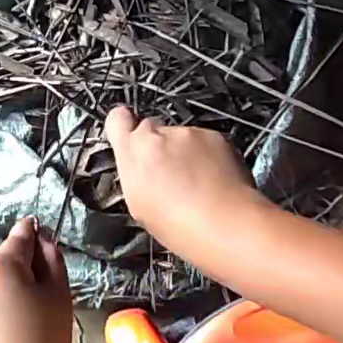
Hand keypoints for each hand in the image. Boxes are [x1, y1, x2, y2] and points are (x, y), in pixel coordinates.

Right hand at [104, 106, 268, 257]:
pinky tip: (211, 181)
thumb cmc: (179, 223)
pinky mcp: (215, 136)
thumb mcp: (138, 204)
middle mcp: (159, 135)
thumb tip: (138, 168)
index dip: (124, 126)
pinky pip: (205, 141)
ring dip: (185, 154)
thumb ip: (134, 173)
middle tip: (168, 175)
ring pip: (181, 138)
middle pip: (153, 130)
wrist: (224, 223)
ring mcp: (188, 134)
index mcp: (133, 152)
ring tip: (194, 185)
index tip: (129, 137)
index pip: (118, 119)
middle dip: (157, 147)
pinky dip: (207, 156)